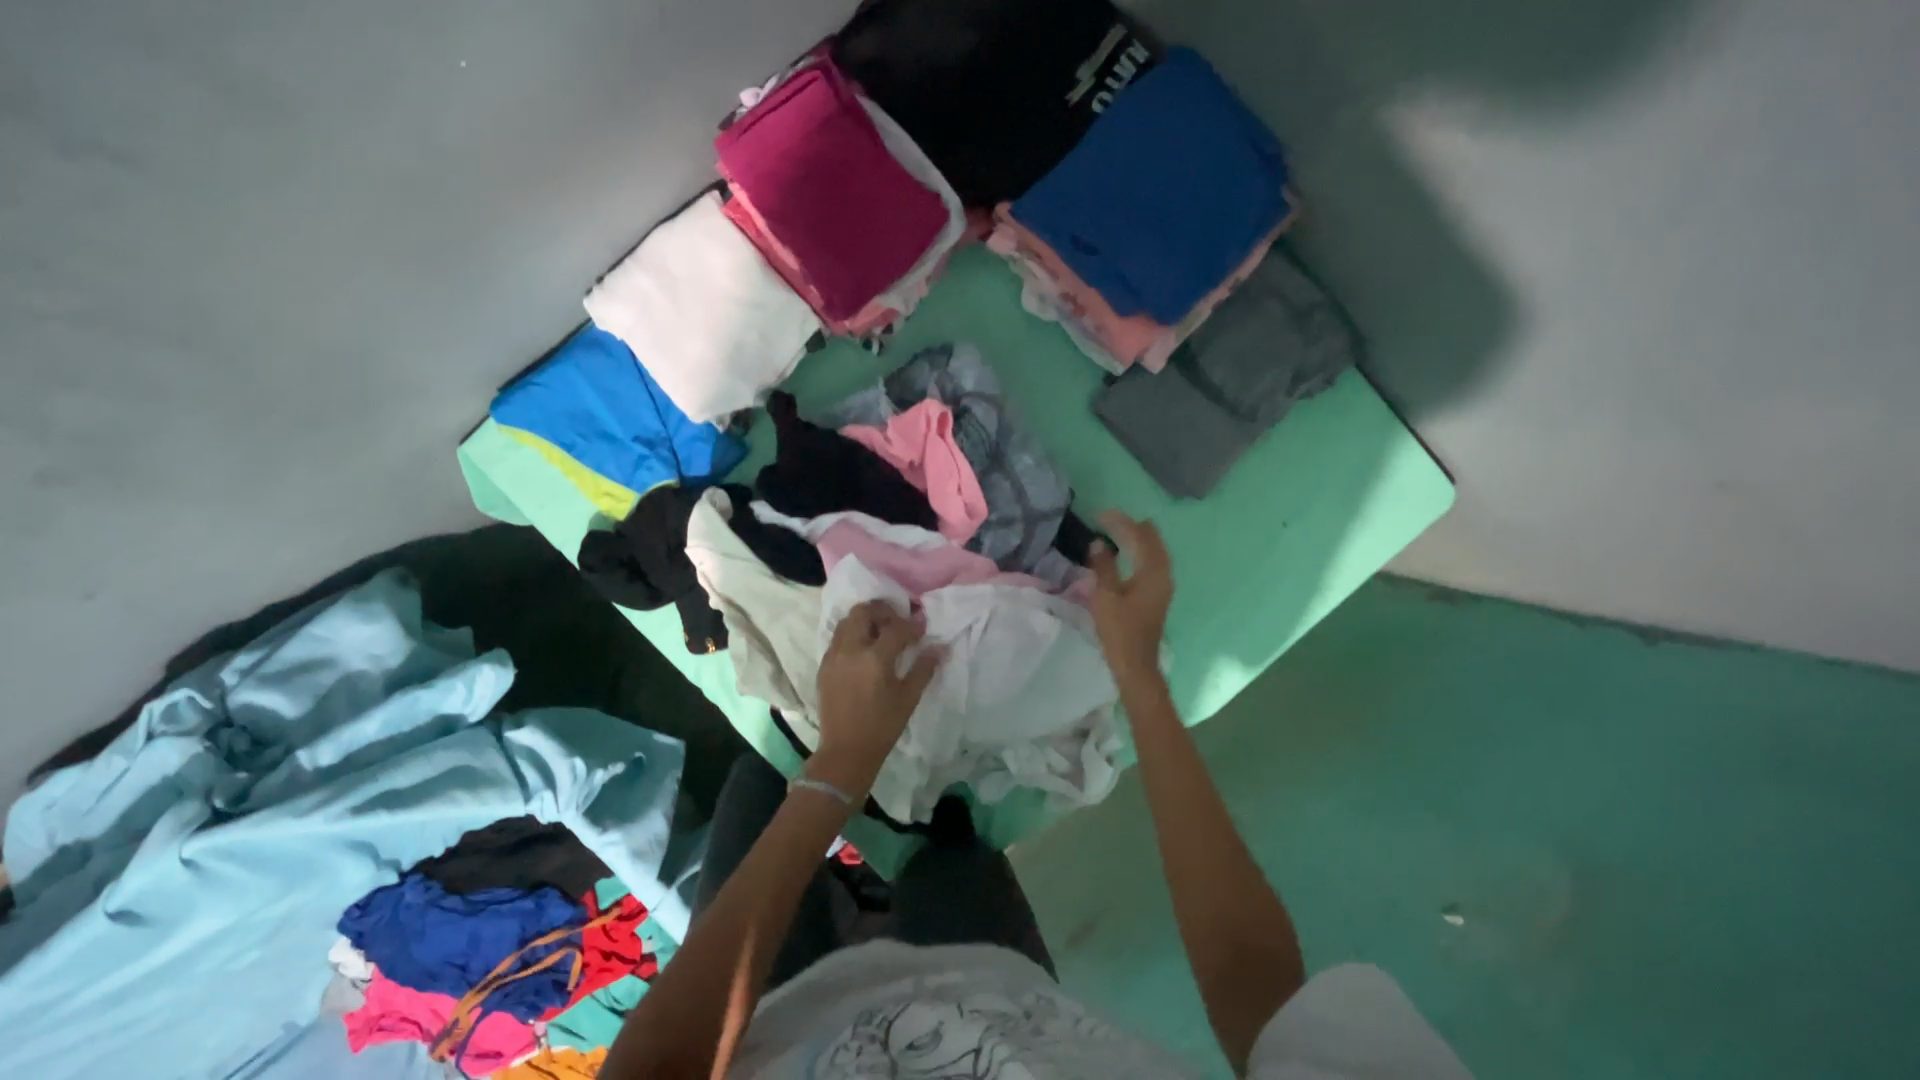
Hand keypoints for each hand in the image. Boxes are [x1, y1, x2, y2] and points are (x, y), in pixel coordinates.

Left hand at [813, 600, 940, 790]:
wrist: (845, 751)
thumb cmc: (882, 727)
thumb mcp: (908, 698)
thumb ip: (924, 669)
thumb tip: (940, 647)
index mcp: (874, 659)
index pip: (896, 628)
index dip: (912, 624)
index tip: (923, 625)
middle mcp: (850, 650)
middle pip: (862, 612)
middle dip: (882, 610)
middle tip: (897, 621)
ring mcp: (833, 657)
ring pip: (846, 622)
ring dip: (864, 620)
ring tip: (880, 633)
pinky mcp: (824, 666)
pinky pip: (837, 639)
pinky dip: (851, 634)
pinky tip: (864, 650)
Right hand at [1088, 511, 1173, 690]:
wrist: (1135, 663)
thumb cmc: (1119, 630)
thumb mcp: (1105, 596)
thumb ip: (1103, 567)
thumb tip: (1098, 543)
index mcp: (1152, 571)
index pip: (1137, 536)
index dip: (1119, 522)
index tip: (1100, 514)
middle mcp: (1163, 573)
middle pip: (1152, 540)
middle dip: (1132, 526)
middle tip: (1108, 519)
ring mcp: (1164, 584)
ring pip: (1155, 550)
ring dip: (1137, 538)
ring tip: (1117, 531)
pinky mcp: (1159, 594)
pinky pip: (1153, 562)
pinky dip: (1140, 551)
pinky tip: (1127, 554)